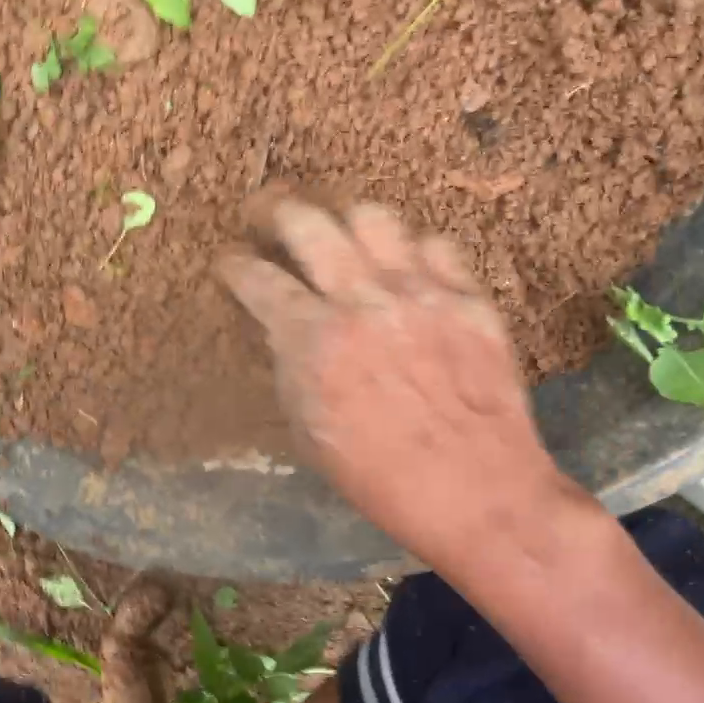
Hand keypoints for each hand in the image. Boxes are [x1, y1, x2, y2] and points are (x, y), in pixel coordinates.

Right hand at [218, 191, 595, 578]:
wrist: (474, 490)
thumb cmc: (376, 474)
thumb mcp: (307, 428)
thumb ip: (289, 366)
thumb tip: (280, 329)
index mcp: (312, 340)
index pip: (258, 280)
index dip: (234, 266)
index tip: (228, 262)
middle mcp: (361, 301)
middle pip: (307, 224)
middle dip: (276, 212)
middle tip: (268, 215)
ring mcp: (420, 292)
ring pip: (372, 217)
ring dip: (345, 222)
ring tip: (341, 235)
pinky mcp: (469, 298)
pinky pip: (434, 246)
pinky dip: (411, 252)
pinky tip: (405, 271)